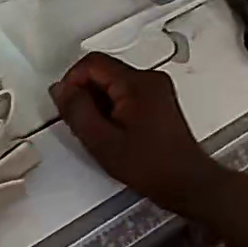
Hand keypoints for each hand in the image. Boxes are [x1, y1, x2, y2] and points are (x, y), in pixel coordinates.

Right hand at [50, 52, 222, 209]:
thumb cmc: (152, 167)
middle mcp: (150, 80)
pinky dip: (112, 107)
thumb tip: (60, 90)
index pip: (92, 63)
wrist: (187, 184)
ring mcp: (157, 88)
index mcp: (136, 84)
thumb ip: (76, 110)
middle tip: (83, 121)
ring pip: (112, 82)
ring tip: (101, 131)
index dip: (72, 81)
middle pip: (102, 70)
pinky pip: (124, 92)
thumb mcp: (101, 141)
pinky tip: (114, 132)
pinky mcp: (158, 99)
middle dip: (85, 93)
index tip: (67, 102)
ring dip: (98, 101)